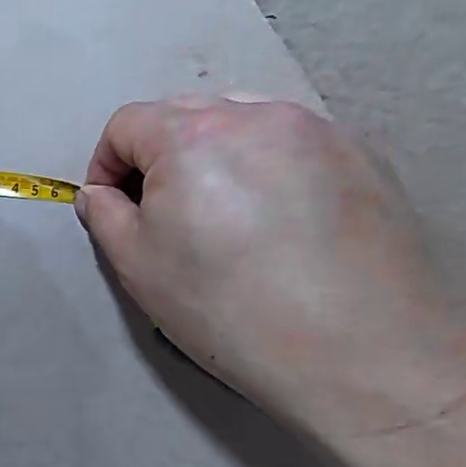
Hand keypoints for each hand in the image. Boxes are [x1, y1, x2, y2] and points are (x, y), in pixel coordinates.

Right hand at [76, 96, 465, 435]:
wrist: (366, 354)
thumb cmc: (229, 309)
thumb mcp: (139, 267)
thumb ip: (106, 217)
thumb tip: (99, 194)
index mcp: (191, 135)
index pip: (127, 124)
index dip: (106, 164)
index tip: (112, 208)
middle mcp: (255, 114)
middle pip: (183, 112)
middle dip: (157, 154)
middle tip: (163, 212)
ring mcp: (317, 129)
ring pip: (241, 119)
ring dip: (213, 152)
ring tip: (222, 210)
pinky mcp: (363, 154)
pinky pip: (292, 141)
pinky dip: (267, 164)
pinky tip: (279, 218)